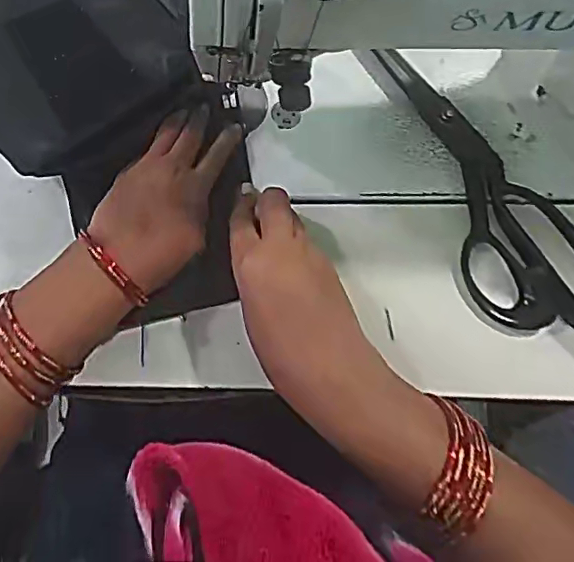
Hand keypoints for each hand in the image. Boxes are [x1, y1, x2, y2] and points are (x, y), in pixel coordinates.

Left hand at [87, 110, 240, 292]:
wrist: (115, 257)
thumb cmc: (156, 254)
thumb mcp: (196, 238)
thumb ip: (202, 211)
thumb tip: (202, 200)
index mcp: (194, 186)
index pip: (217, 154)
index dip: (227, 139)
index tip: (232, 128)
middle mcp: (171, 170)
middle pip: (190, 134)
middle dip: (200, 119)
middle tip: (205, 107)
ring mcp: (147, 166)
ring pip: (165, 134)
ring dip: (177, 120)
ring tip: (183, 110)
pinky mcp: (128, 171)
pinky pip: (147, 147)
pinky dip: (156, 137)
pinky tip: (158, 138)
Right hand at [231, 187, 398, 429]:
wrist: (335, 374)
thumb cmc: (288, 357)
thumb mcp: (249, 312)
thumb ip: (249, 277)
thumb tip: (251, 265)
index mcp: (251, 260)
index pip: (240, 216)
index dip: (239, 207)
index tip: (238, 204)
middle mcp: (281, 248)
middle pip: (273, 200)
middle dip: (264, 200)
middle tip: (257, 207)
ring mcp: (309, 253)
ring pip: (294, 217)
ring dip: (284, 220)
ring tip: (275, 239)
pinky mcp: (329, 264)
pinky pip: (308, 240)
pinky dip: (299, 243)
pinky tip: (294, 265)